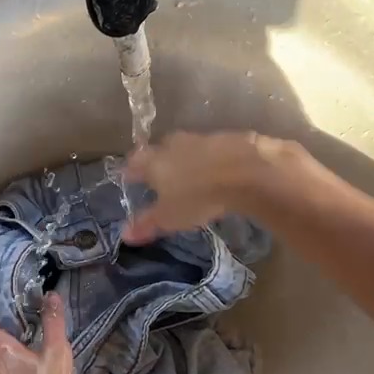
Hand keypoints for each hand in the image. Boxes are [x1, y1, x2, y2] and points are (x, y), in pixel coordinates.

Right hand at [121, 130, 320, 243]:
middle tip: (160, 176)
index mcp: (154, 162)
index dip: (130, 171)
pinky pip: (212, 148)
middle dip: (158, 160)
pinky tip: (217, 170)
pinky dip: (210, 158)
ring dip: (185, 157)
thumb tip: (125, 235)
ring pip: (187, 146)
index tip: (130, 178)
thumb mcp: (170, 217)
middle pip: (160, 149)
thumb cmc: (198, 197)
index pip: (134, 162)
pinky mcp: (228, 138)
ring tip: (190, 173)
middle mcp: (174, 145)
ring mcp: (202, 138)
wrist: (248, 172)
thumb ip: (147, 224)